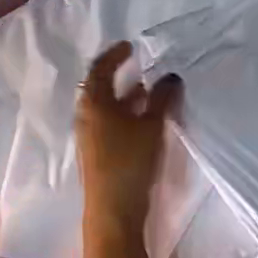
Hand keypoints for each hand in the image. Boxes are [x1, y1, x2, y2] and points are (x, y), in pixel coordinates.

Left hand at [78, 42, 181, 229]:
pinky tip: (143, 122)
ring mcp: (89, 137)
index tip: (130, 46)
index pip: (100, 68)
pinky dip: (125, 115)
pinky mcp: (97, 155)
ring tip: (148, 94)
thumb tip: (171, 77)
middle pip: (101, 88)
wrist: (112, 210)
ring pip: (107, 108)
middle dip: (122, 77)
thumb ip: (162, 99)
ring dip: (126, 98)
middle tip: (142, 68)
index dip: (115, 55)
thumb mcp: (152, 126)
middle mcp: (86, 116)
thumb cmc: (130, 162)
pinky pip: (110, 124)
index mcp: (94, 102)